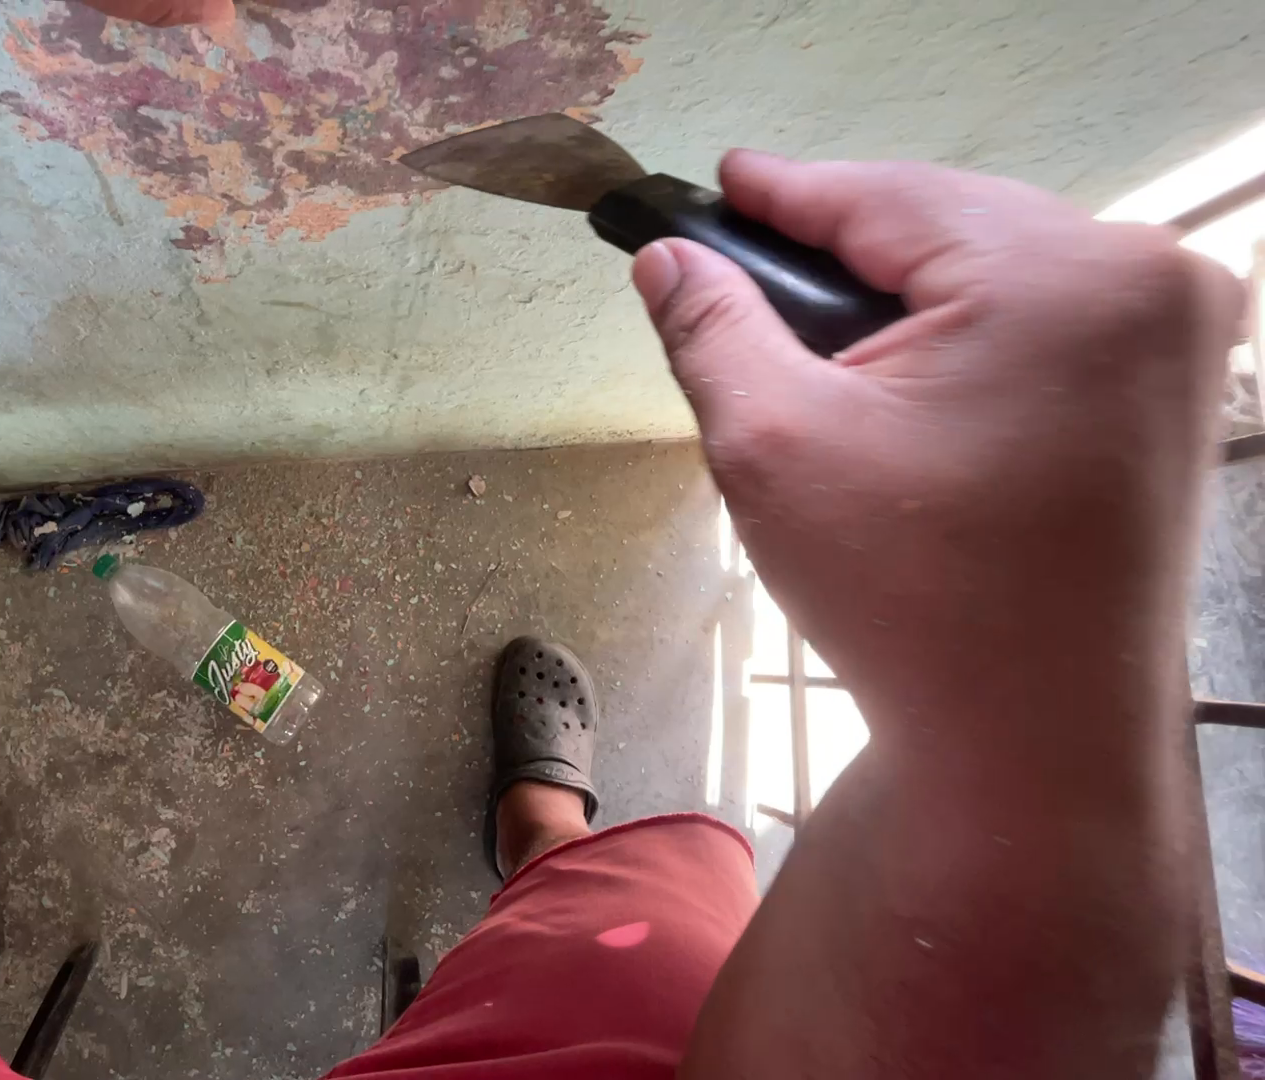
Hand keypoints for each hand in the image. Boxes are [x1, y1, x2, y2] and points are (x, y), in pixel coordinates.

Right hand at [633, 153, 1243, 743]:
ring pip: (979, 274)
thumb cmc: (893, 580)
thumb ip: (712, 330)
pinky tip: (873, 372)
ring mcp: (1167, 338)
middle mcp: (1143, 280)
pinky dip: (931, 332)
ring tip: (791, 330)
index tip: (719, 177)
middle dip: (828, 247)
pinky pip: (1017, 322)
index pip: (885, 195)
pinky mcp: (1154, 393)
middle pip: (940, 228)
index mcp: (1056, 276)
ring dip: (877, 294)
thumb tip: (665, 259)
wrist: (1023, 724)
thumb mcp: (769, 440)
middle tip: (734, 266)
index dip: (783, 186)